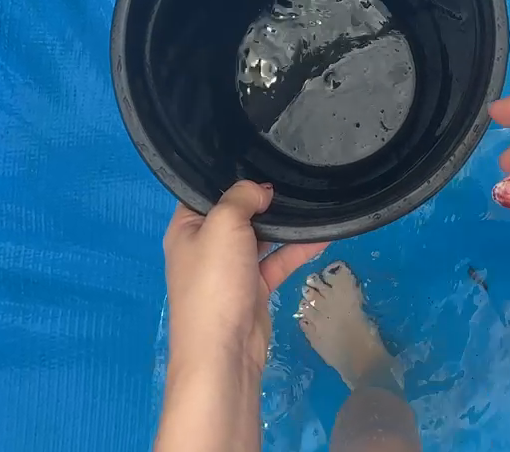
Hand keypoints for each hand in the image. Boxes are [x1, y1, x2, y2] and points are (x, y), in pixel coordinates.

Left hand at [156, 181, 326, 451]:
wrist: (224, 354)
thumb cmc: (214, 281)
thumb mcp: (224, 224)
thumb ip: (242, 197)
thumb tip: (261, 190)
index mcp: (186, 228)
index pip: (205, 191)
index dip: (230, 174)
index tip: (260, 155)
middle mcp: (206, 246)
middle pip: (236, 212)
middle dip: (262, 196)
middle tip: (292, 173)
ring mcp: (230, 269)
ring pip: (260, 236)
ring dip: (282, 222)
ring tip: (310, 196)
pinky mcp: (253, 289)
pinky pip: (277, 261)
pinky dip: (297, 249)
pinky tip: (323, 234)